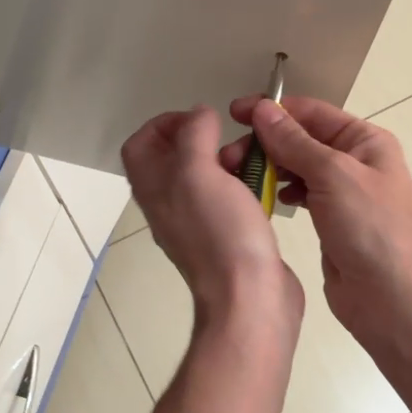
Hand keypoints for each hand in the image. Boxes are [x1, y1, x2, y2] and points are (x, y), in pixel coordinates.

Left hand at [121, 106, 301, 323]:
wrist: (250, 296)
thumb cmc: (221, 232)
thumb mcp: (198, 172)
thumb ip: (193, 136)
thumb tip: (199, 116)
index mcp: (154, 189)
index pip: (141, 144)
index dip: (164, 124)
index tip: (199, 120)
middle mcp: (171, 205)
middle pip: (177, 159)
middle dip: (206, 140)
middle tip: (232, 140)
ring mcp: (200, 223)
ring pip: (210, 178)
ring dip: (233, 162)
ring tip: (258, 161)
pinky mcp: (230, 236)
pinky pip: (234, 200)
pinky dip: (249, 186)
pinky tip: (270, 186)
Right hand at [226, 96, 411, 351]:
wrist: (392, 299)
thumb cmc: (370, 230)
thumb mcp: (333, 175)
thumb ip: (295, 142)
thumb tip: (263, 109)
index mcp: (367, 141)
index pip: (313, 112)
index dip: (273, 110)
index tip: (234, 113)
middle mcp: (357, 162)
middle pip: (304, 138)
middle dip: (266, 142)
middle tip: (228, 156)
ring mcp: (346, 194)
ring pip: (300, 167)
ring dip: (270, 167)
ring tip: (238, 176)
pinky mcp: (334, 222)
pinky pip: (303, 195)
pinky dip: (282, 192)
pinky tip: (266, 199)